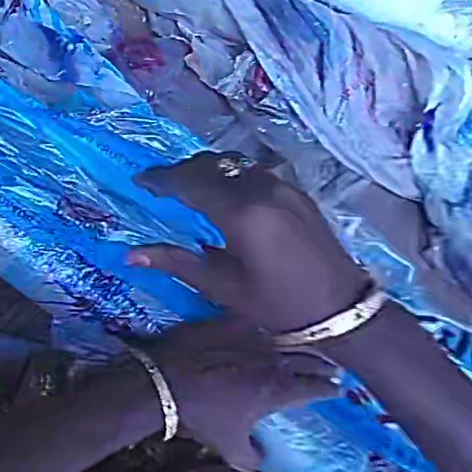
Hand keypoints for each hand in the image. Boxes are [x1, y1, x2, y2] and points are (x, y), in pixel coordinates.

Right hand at [129, 152, 371, 334]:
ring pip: (233, 163)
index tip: (139, 181)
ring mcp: (282, 186)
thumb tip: (131, 255)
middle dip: (180, 171)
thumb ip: (177, 262)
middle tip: (158, 185)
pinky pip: (252, 171)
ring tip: (185, 188)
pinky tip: (221, 194)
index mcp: (241, 214)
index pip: (190, 183)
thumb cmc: (277, 304)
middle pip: (210, 165)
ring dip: (205, 170)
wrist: (340, 308)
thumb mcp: (222, 287)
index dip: (161, 180)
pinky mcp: (295, 191)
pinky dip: (228, 174)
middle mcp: (262, 190)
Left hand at [140, 317, 339, 470]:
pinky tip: (270, 326)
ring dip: (302, 343)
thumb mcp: (227, 445)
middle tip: (332, 369)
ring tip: (310, 347)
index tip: (337, 389)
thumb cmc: (200, 414)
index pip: (316, 387)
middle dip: (323, 365)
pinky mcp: (231, 320)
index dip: (329, 389)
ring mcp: (252, 334)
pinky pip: (258, 320)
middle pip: (310, 359)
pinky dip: (268, 326)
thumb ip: (250, 457)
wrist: (164, 379)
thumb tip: (260, 462)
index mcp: (279, 388)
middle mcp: (273, 358)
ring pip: (288, 336)